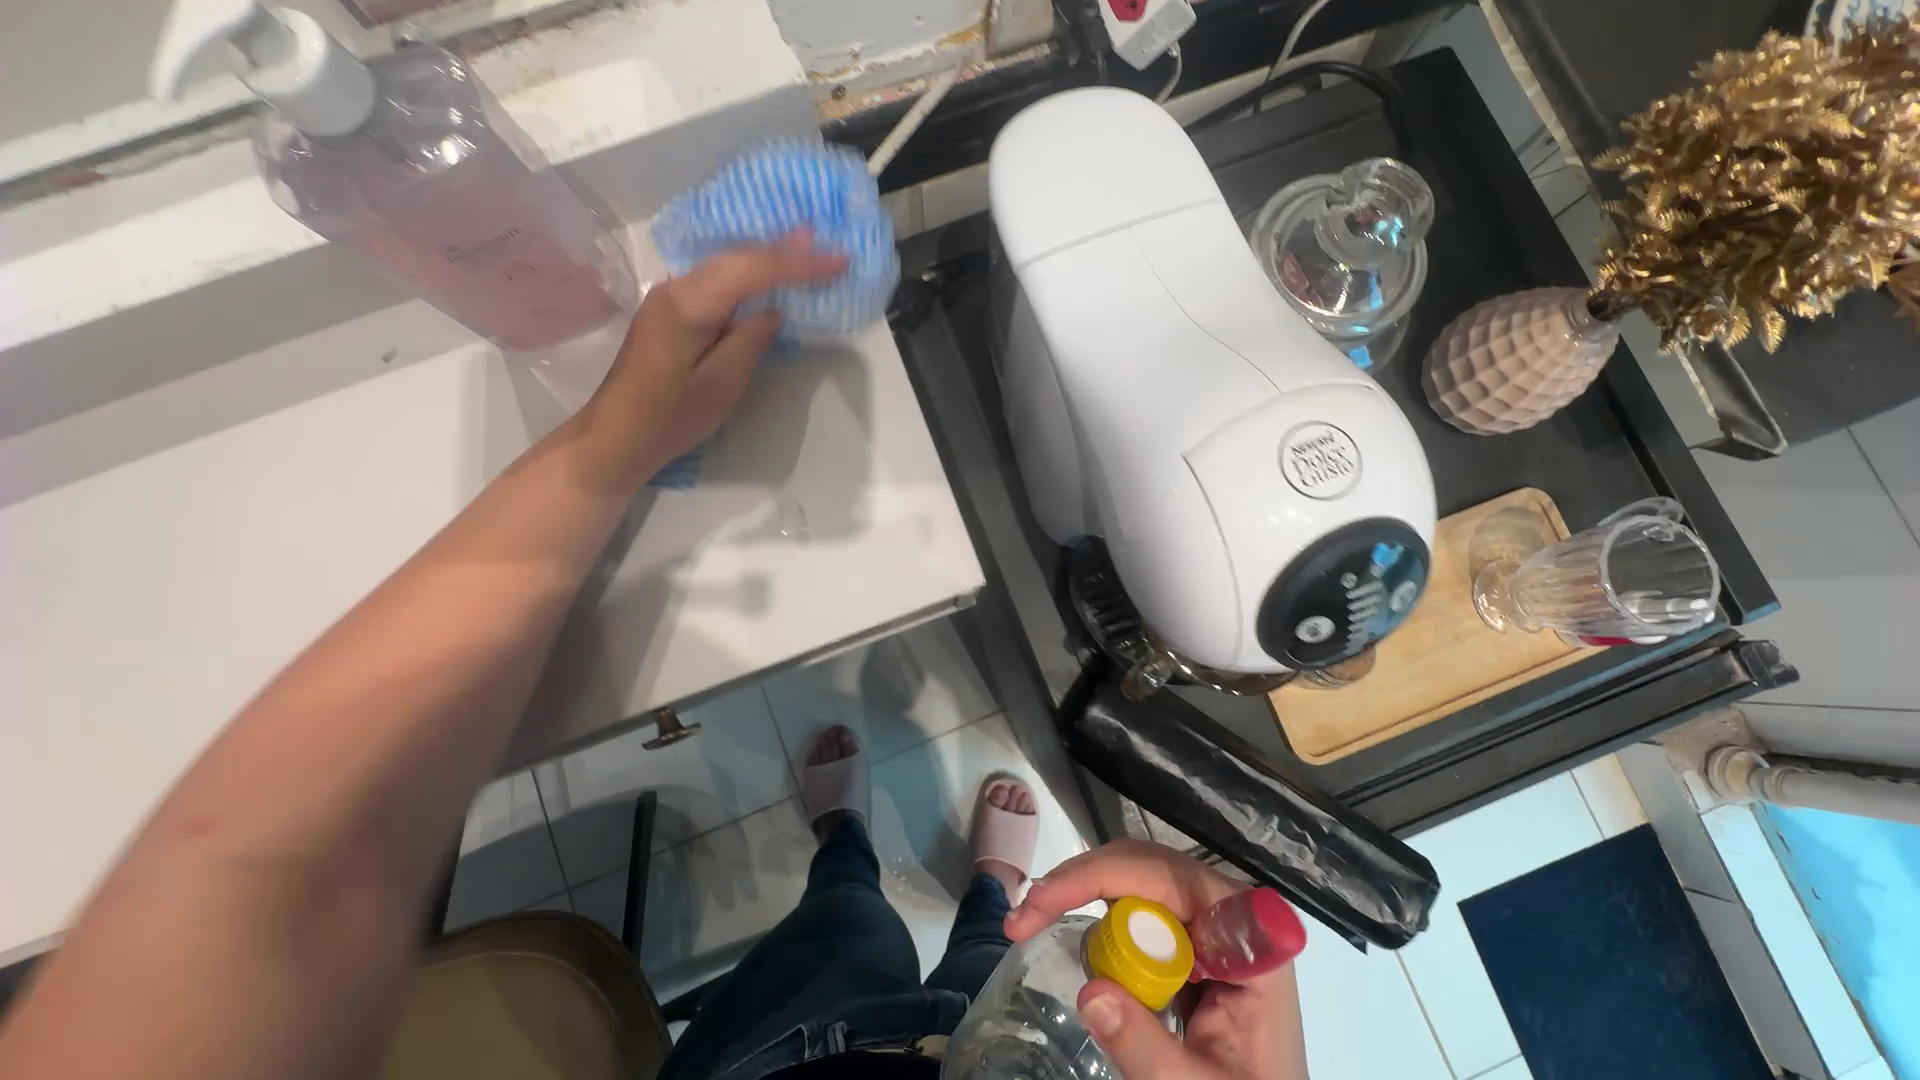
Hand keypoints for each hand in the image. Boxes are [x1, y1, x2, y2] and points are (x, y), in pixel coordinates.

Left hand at [577, 234, 845, 485]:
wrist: (616, 436)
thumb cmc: (670, 416)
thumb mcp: (722, 384)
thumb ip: (751, 340)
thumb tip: (771, 312)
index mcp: (689, 303)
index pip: (752, 269)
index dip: (798, 263)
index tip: (838, 260)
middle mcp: (676, 288)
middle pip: (736, 257)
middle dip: (782, 249)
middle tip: (824, 239)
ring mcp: (668, 298)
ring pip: (725, 266)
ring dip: (764, 257)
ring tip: (803, 246)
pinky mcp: (669, 313)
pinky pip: (715, 282)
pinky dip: (746, 276)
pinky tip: (764, 275)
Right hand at [1006, 839, 1309, 1079]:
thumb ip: (1148, 1049)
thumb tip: (1089, 992)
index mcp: (1247, 942)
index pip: (1173, 879)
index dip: (1108, 876)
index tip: (1047, 899)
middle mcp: (1228, 914)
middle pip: (1146, 868)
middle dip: (1079, 881)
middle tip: (1020, 918)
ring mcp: (1206, 922)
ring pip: (1134, 878)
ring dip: (1078, 890)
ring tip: (1028, 920)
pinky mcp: (1187, 937)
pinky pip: (1134, 906)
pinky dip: (1091, 910)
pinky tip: (1056, 923)